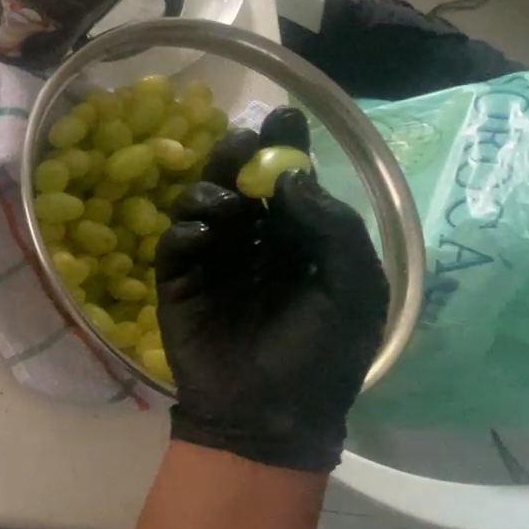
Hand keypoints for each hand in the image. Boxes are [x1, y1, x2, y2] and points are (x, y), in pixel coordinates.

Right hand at [155, 108, 387, 471]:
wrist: (266, 413)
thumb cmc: (321, 356)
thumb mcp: (354, 292)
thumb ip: (334, 231)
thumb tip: (294, 179)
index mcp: (303, 245)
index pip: (291, 186)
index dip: (286, 150)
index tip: (284, 115)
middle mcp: (256, 246)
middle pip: (241, 187)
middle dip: (240, 158)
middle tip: (242, 137)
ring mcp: (213, 263)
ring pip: (204, 208)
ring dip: (210, 190)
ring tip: (223, 197)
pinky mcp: (176, 282)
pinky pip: (174, 243)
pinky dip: (184, 229)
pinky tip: (201, 231)